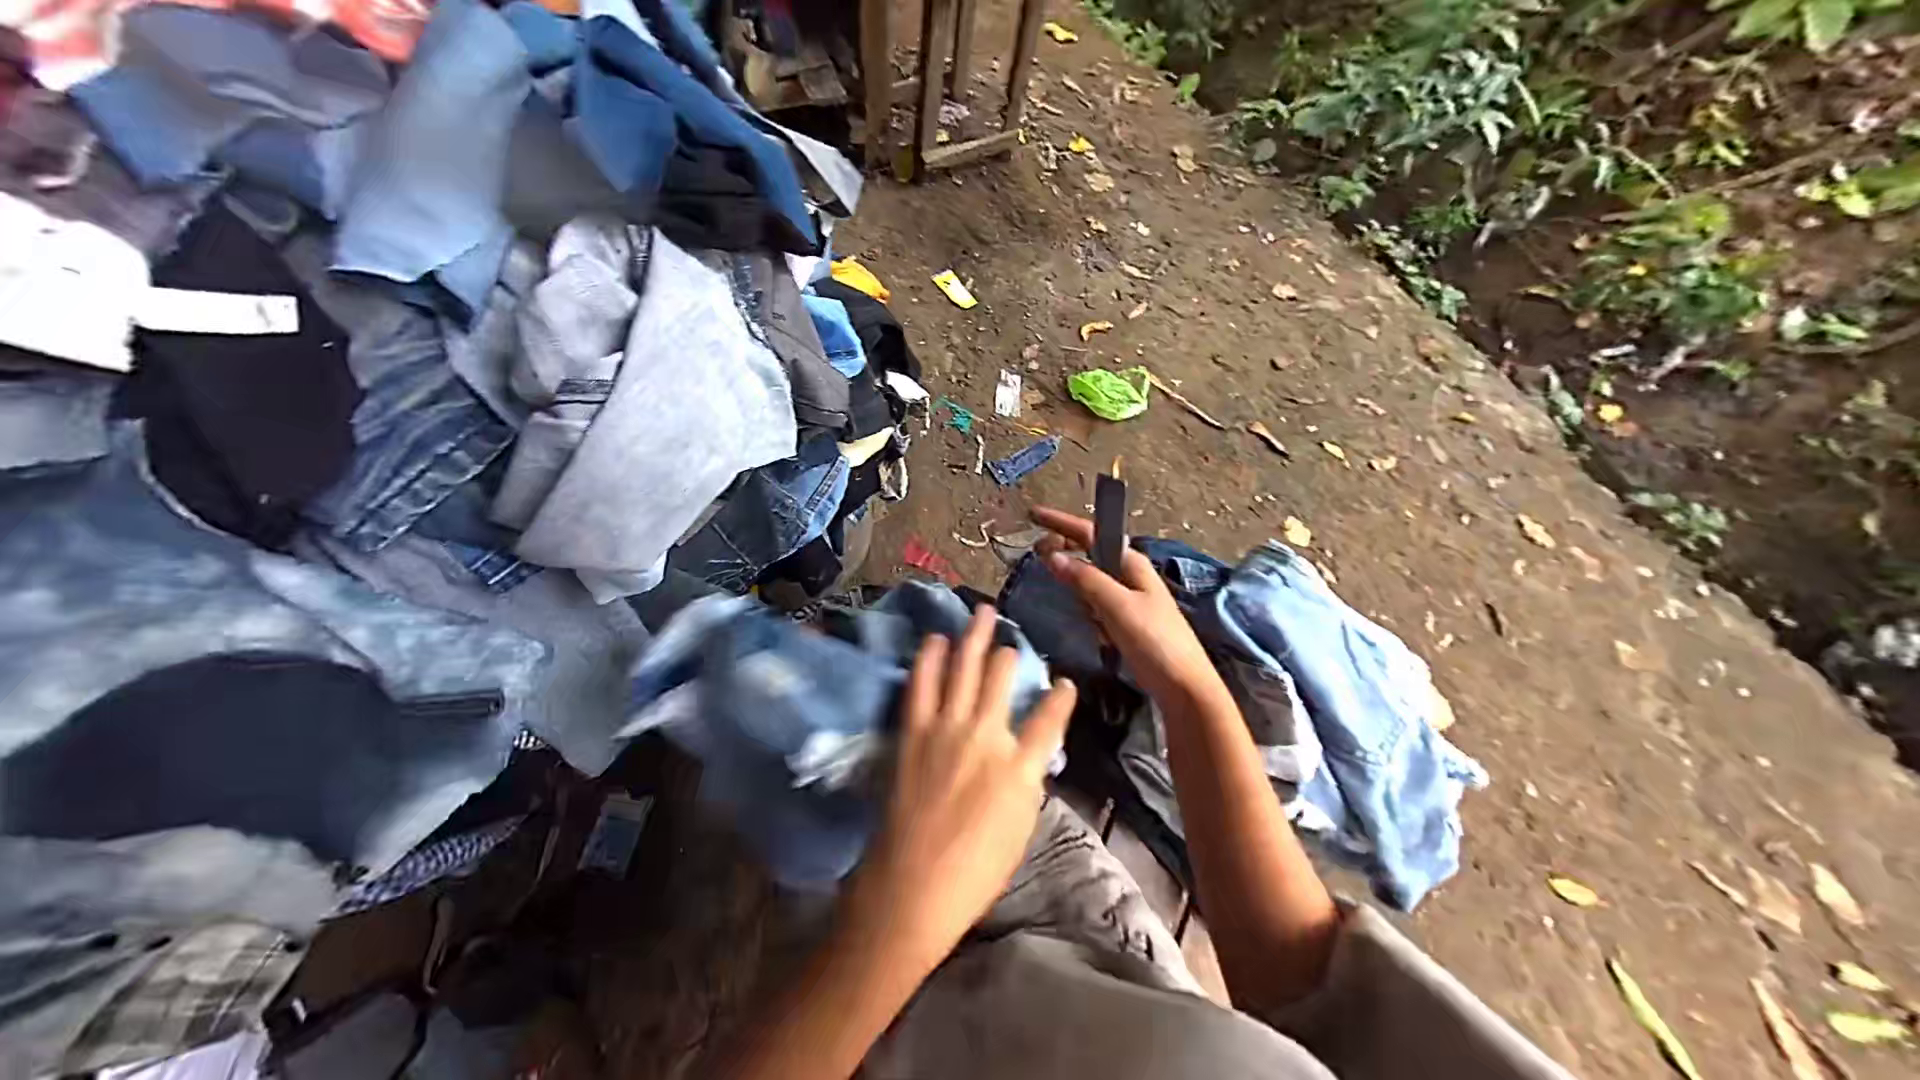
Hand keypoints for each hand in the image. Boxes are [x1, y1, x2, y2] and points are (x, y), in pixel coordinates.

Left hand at [843, 605, 1076, 968]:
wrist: (913, 885)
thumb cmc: (975, 871)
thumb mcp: (1021, 830)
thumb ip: (1028, 784)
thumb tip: (1028, 756)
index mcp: (1021, 768)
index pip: (1050, 718)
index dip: (1060, 696)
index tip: (1064, 683)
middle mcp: (986, 737)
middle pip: (1002, 679)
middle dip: (1009, 652)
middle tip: (1010, 637)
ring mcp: (946, 729)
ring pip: (964, 668)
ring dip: (973, 636)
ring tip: (981, 612)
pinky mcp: (913, 732)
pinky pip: (922, 684)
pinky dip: (929, 658)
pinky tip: (934, 639)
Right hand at [1030, 507, 1227, 709]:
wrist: (1184, 687)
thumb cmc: (1156, 642)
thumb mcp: (1117, 606)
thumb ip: (1085, 579)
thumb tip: (1052, 555)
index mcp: (1131, 564)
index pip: (1091, 533)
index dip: (1061, 522)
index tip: (1033, 514)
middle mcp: (1129, 575)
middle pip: (1089, 552)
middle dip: (1063, 548)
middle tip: (1035, 553)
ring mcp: (1127, 599)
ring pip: (1089, 578)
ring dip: (1072, 577)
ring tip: (1049, 577)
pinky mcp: (1124, 622)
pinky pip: (1094, 603)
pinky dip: (1082, 603)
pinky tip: (1079, 614)